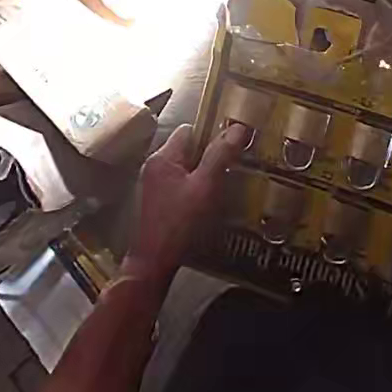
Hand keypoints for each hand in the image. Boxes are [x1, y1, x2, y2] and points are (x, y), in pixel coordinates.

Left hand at [124, 123, 248, 282]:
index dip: (211, 132)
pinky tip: (213, 199)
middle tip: (236, 160)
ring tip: (229, 179)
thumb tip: (237, 127)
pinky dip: (197, 187)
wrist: (153, 264)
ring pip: (185, 168)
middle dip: (211, 153)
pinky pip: (181, 184)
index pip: (189, 130)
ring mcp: (154, 185)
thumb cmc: (179, 222)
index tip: (234, 141)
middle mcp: (155, 167)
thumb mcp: (204, 187)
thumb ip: (219, 156)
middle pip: (188, 149)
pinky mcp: (158, 202)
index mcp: (163, 157)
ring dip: (205, 171)